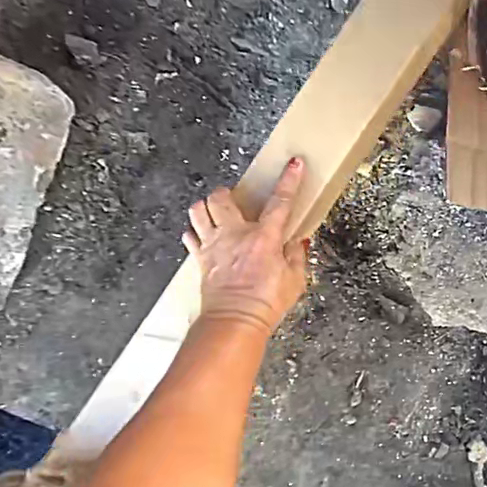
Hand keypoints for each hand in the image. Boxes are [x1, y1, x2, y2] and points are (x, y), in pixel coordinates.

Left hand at [184, 157, 310, 335]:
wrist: (235, 321)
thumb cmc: (265, 303)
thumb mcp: (295, 280)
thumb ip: (296, 256)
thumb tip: (297, 242)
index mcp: (264, 237)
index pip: (280, 201)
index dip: (289, 180)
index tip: (294, 165)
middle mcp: (236, 234)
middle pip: (221, 197)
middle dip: (226, 193)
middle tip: (234, 198)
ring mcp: (214, 245)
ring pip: (198, 210)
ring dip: (206, 207)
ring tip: (214, 212)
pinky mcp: (201, 259)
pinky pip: (190, 236)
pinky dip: (194, 232)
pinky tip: (203, 236)